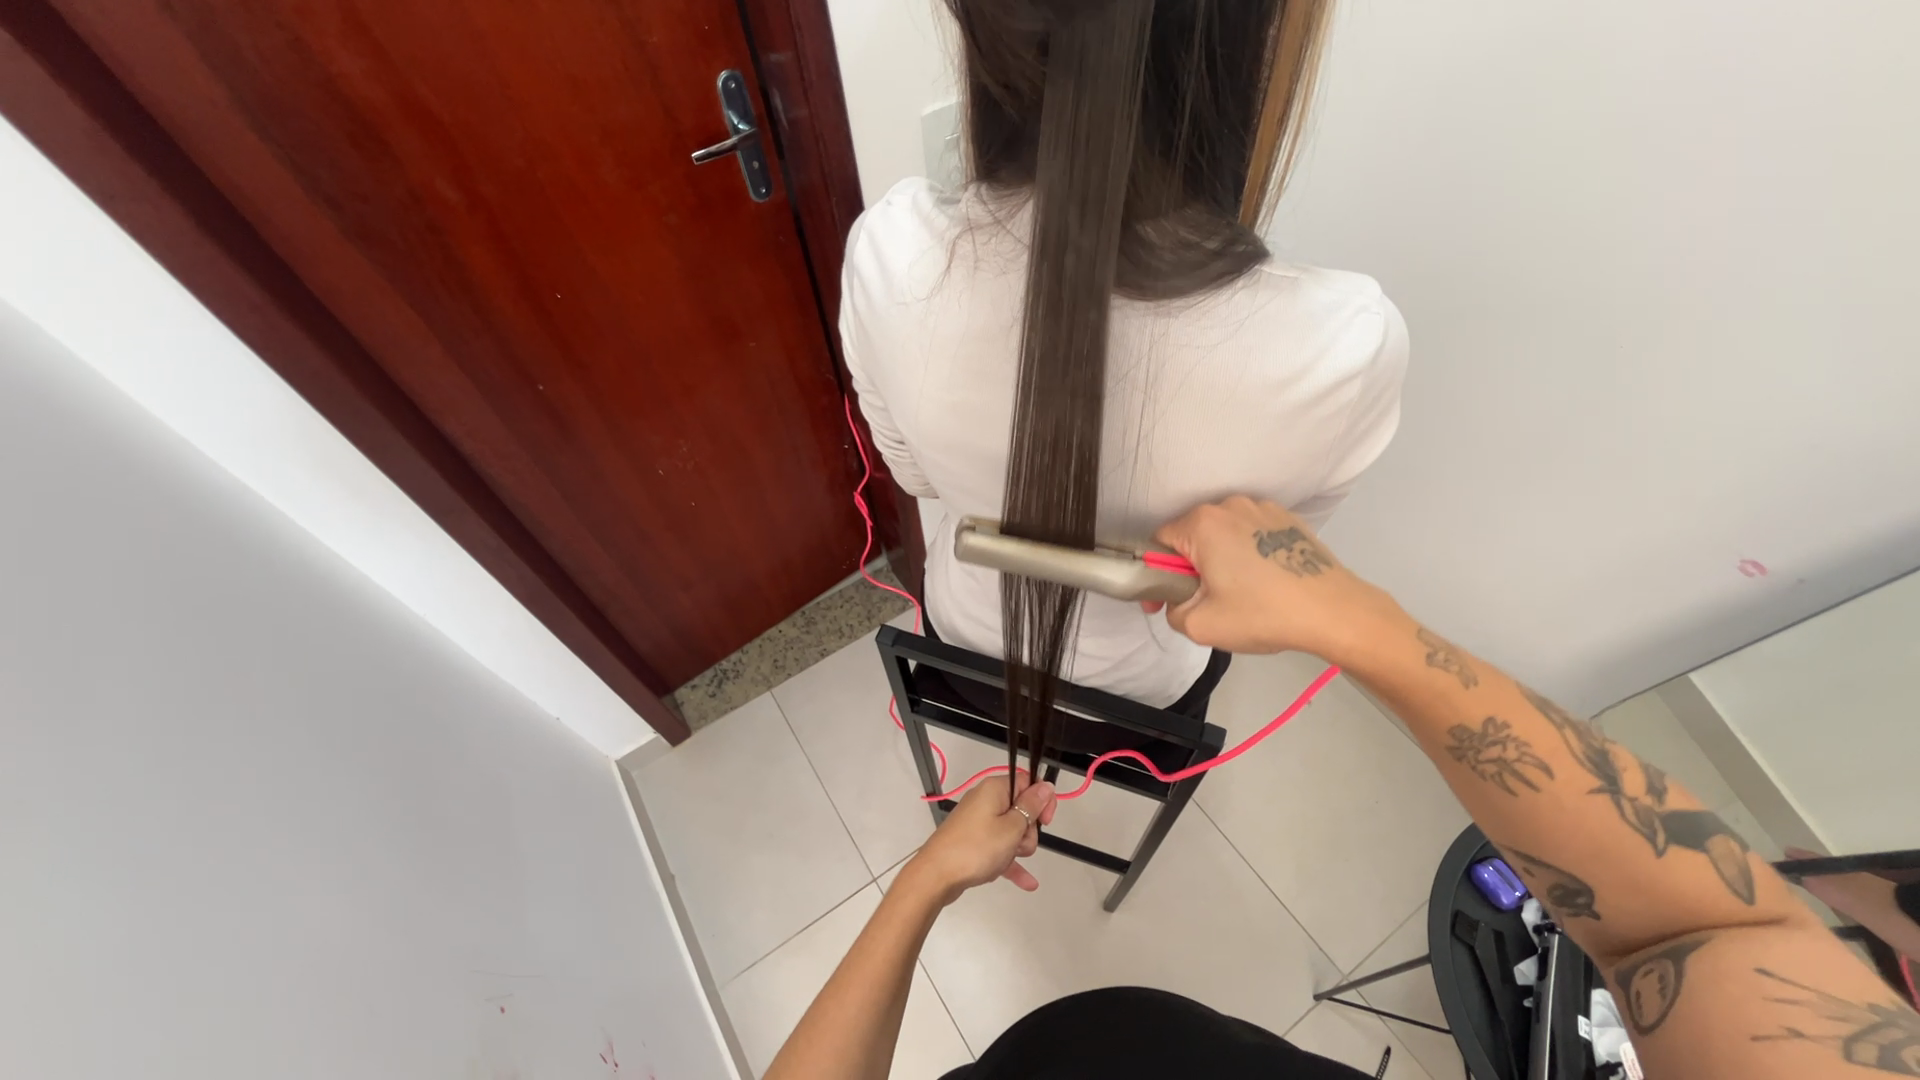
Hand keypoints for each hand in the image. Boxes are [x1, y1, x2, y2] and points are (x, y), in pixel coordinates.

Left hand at [903, 773, 1057, 901]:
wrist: (936, 875)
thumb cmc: (977, 847)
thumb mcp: (1012, 827)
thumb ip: (1032, 806)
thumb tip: (1046, 785)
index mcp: (995, 789)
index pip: (1028, 782)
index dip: (1041, 800)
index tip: (1046, 820)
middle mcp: (986, 801)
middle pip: (1021, 810)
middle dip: (1027, 831)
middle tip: (1017, 843)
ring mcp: (979, 823)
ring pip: (1012, 832)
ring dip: (1017, 849)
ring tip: (1006, 860)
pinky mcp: (975, 843)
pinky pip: (1000, 849)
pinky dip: (1011, 862)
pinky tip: (1028, 883)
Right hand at [1148, 496, 1397, 657]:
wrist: (1334, 612)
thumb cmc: (1262, 614)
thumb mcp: (1198, 625)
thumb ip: (1171, 610)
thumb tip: (1178, 601)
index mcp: (1202, 523)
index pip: (1158, 542)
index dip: (1156, 575)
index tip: (1166, 603)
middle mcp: (1230, 505)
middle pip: (1191, 537)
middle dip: (1190, 568)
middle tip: (1206, 602)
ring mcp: (1263, 509)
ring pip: (1223, 536)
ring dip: (1220, 560)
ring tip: (1240, 594)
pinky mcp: (1288, 520)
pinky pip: (1252, 535)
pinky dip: (1249, 555)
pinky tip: (1265, 583)